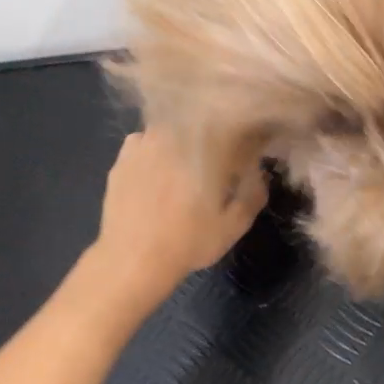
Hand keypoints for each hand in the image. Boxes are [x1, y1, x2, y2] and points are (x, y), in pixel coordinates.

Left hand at [88, 127, 268, 289]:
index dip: (248, 141)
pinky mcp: (123, 155)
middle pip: (202, 126)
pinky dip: (158, 152)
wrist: (134, 257)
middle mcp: (175, 133)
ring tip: (186, 174)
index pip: (236, 130)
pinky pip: (147, 143)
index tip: (253, 156)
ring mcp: (145, 141)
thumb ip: (253, 194)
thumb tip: (259, 173)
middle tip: (219, 168)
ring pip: (173, 132)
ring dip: (184, 145)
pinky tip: (159, 175)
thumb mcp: (234, 225)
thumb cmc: (190, 242)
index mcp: (208, 146)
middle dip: (215, 142)